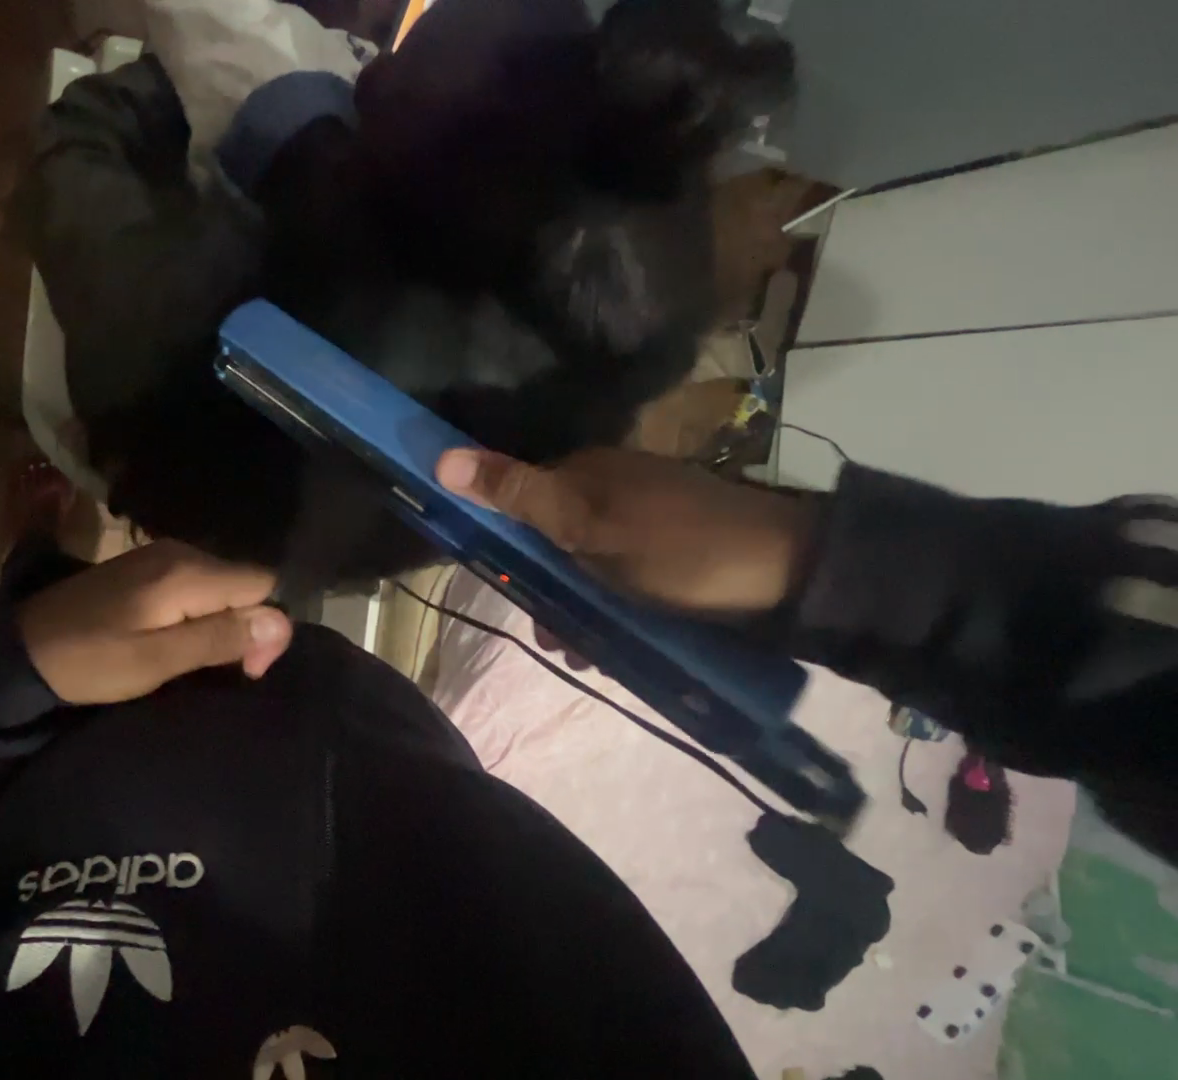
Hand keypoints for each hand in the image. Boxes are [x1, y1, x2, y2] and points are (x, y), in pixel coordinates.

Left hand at [17, 540, 294, 703]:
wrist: (22, 649)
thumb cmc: (90, 661)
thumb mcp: (156, 660)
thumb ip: (219, 638)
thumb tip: (283, 622)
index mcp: (187, 572)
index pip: (263, 583)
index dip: (266, 627)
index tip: (244, 670)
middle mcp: (180, 552)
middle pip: (244, 582)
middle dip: (246, 625)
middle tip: (219, 671)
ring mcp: (160, 556)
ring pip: (222, 585)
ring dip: (223, 622)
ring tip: (195, 660)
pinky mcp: (145, 567)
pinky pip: (197, 585)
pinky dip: (200, 613)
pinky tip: (178, 640)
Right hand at [435, 446, 813, 614]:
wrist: (792, 576)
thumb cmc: (678, 547)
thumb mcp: (588, 524)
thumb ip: (518, 495)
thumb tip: (441, 458)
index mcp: (582, 472)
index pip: (511, 494)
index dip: (491, 533)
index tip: (491, 578)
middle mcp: (604, 490)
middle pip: (540, 536)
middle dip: (532, 583)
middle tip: (546, 628)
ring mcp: (636, 522)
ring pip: (575, 564)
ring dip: (567, 605)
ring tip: (578, 650)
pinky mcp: (663, 552)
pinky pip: (611, 580)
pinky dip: (601, 609)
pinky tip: (606, 644)